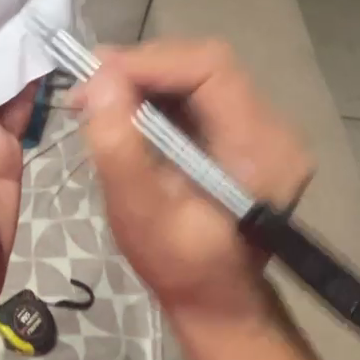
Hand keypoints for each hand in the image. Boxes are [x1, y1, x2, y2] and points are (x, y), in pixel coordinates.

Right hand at [82, 40, 312, 327]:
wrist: (211, 298)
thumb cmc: (177, 263)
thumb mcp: (138, 210)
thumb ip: (119, 145)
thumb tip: (99, 78)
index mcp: (262, 147)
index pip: (210, 68)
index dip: (149, 61)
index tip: (95, 77)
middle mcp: (272, 128)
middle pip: (200, 63)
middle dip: (137, 67)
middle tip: (87, 89)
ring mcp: (256, 126)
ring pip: (191, 69)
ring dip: (137, 76)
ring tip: (94, 99)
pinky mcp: (235, 128)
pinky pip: (188, 87)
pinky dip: (147, 90)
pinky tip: (118, 110)